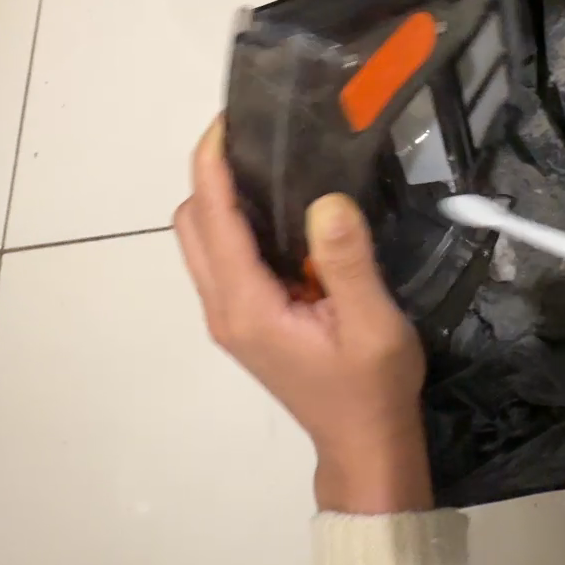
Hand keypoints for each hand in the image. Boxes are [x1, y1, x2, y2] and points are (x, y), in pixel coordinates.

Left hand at [174, 119, 431, 513]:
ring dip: (218, 197)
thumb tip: (324, 198)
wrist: (363, 444)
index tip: (229, 119)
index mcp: (247, 305)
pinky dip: (231, 222)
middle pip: (192, 223)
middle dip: (209, 173)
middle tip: (254, 137)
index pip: (213, 217)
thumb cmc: (370, 388)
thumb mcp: (373, 325)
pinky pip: (219, 255)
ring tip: (264, 163)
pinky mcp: (241, 319)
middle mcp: (222, 306)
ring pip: (200, 239)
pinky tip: (274, 209)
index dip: (212, 163)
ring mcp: (227, 315)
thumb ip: (348, 262)